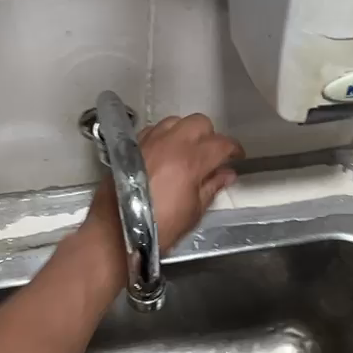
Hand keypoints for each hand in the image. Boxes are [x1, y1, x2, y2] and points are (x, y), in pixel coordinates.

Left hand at [83, 113, 242, 251]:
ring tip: (187, 152)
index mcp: (190, 161)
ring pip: (175, 121)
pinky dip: (164, 135)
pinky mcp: (132, 147)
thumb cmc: (156, 228)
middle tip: (211, 156)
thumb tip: (226, 174)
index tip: (236, 158)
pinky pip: (154, 129)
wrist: (116, 231)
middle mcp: (169, 144)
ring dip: (186, 132)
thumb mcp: (193, 213)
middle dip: (210, 136)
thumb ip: (211, 187)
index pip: (221, 143)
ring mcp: (148, 142)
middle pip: (199, 123)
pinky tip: (165, 153)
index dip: (233, 150)